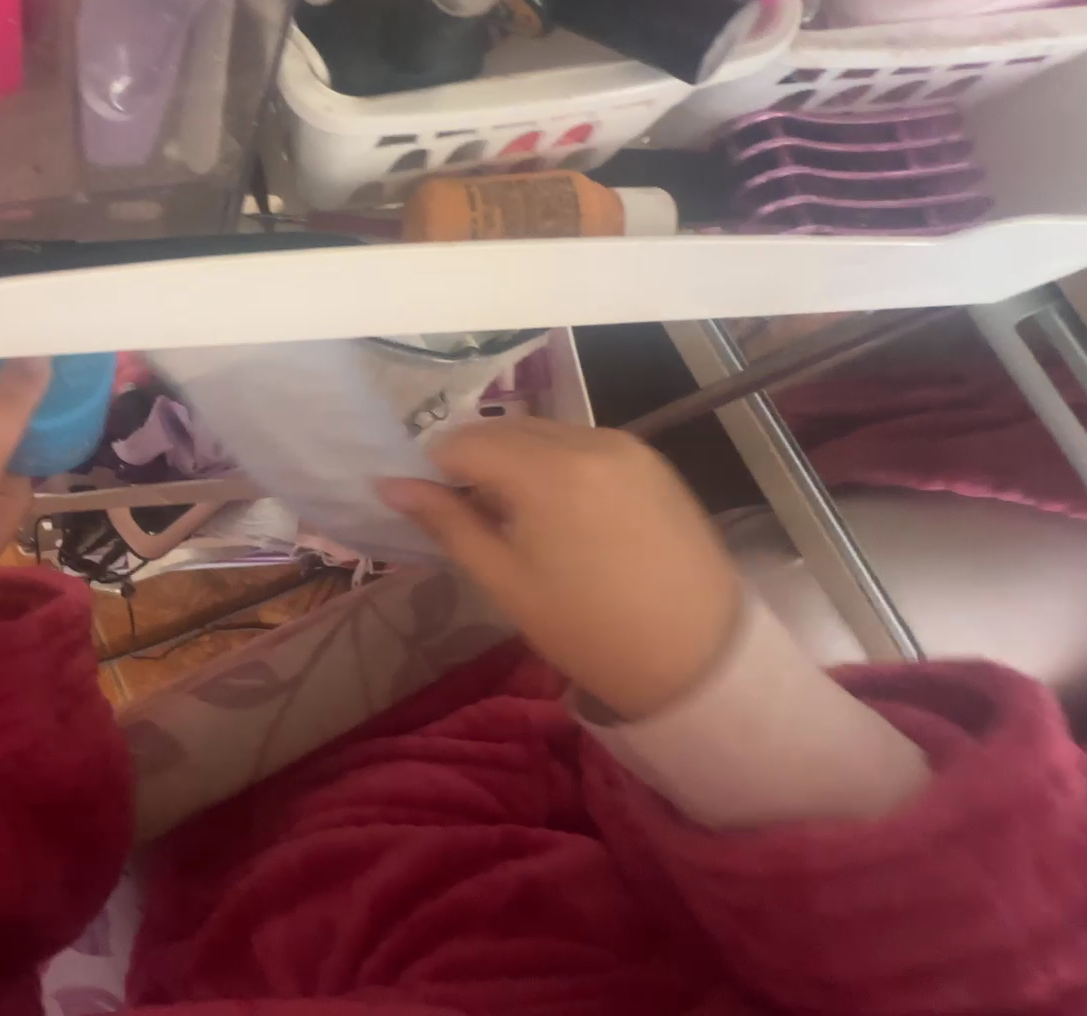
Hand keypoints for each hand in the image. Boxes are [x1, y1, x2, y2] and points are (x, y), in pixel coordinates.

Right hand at [379, 419, 741, 719]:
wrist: (698, 659)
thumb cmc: (584, 627)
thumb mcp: (501, 579)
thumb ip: (444, 521)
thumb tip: (389, 485)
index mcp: (548, 472)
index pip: (463, 443)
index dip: (432, 467)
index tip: (425, 501)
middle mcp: (589, 440)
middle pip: (501, 429)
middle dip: (470, 459)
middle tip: (461, 509)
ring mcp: (626, 445)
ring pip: (539, 432)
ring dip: (509, 458)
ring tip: (508, 511)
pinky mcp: (650, 460)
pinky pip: (577, 442)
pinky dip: (548, 461)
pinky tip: (552, 506)